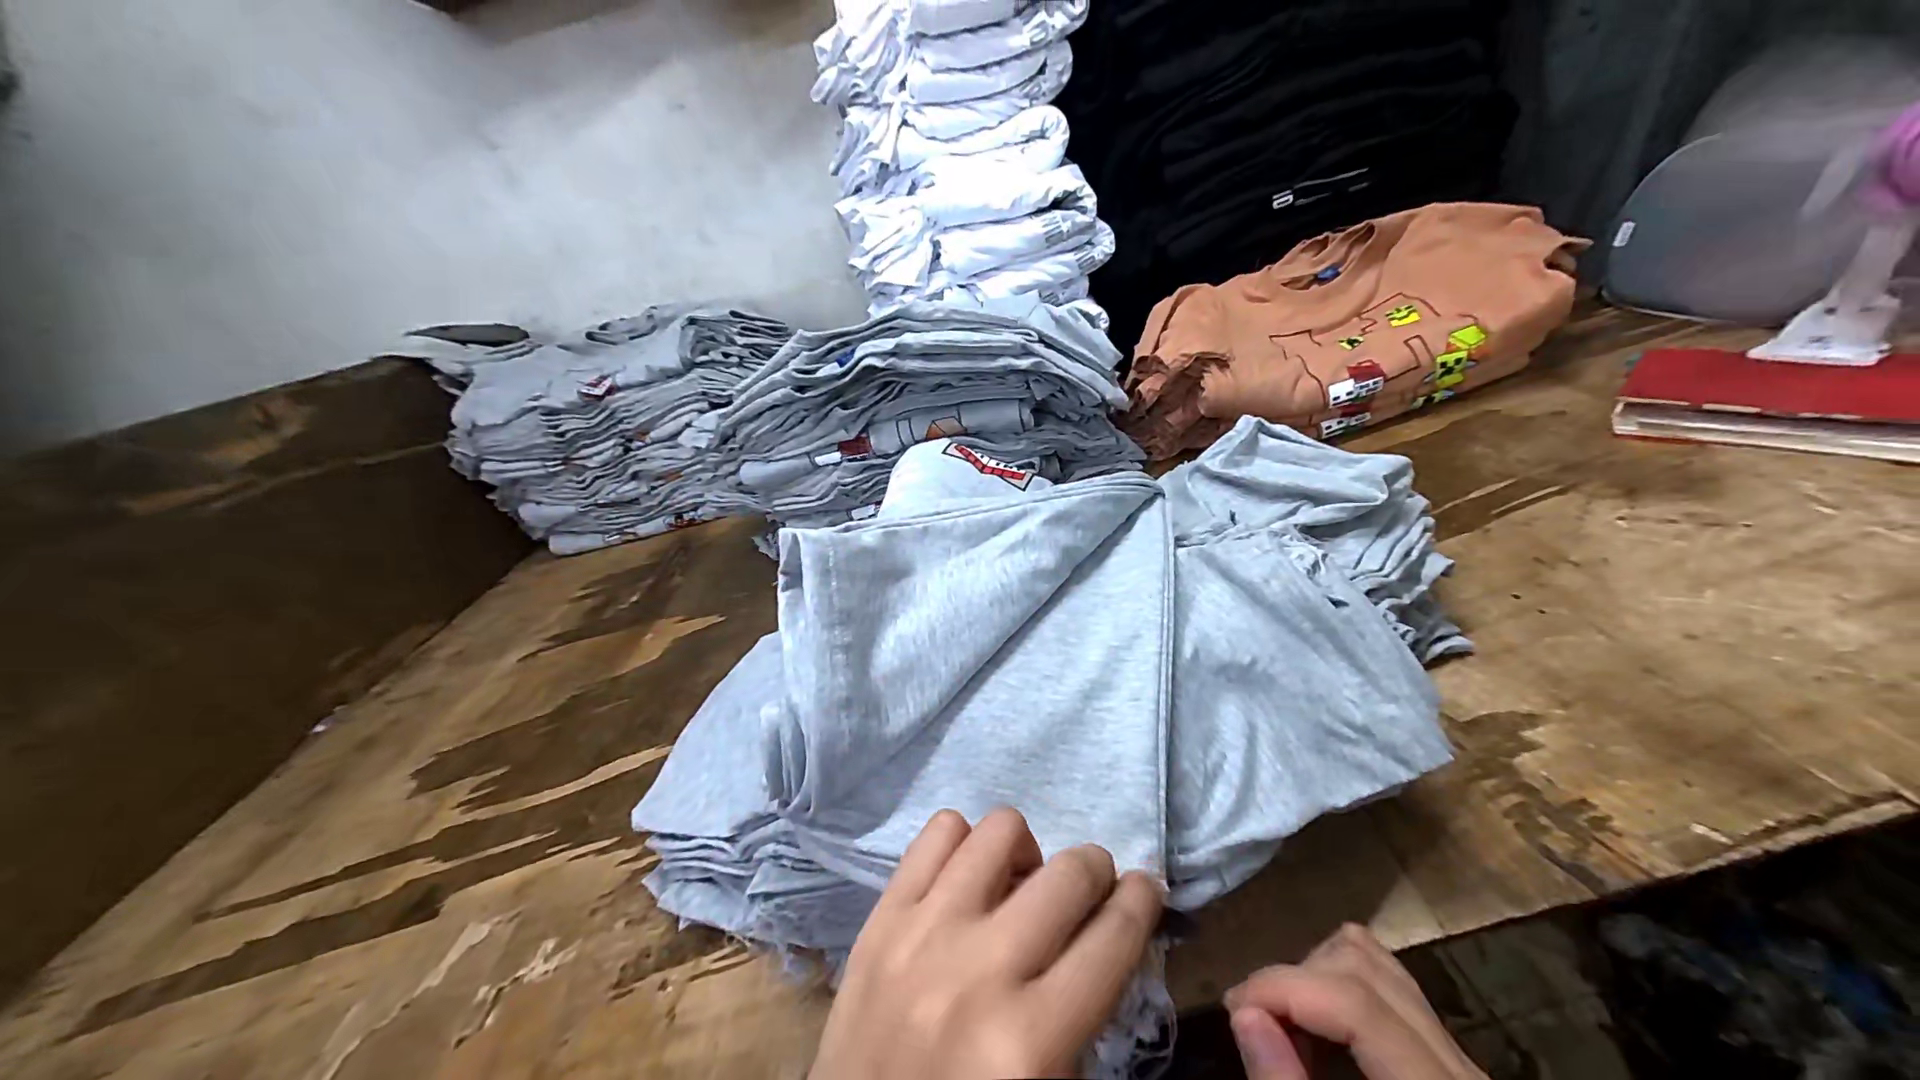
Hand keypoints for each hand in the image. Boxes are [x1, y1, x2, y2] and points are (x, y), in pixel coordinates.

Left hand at [809, 807, 1164, 1079]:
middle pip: (1068, 875)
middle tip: (1089, 889)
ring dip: (1028, 851)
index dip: (1141, 901)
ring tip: (1020, 883)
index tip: (1144, 888)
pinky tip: (969, 876)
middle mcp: (980, 972)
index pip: (1112, 939)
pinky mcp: (882, 914)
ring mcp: (923, 932)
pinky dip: (965, 842)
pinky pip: (938, 833)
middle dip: (1096, 871)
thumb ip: (1088, 1008)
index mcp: (1030, 1041)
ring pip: (1001, 831)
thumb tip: (1111, 926)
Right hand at [1225, 924, 1486, 1079]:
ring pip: (1374, 960)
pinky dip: (1335, 982)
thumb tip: (1243, 1010)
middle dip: (1292, 981)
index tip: (1233, 1009)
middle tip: (1252, 1023)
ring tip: (1284, 1024)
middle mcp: (1464, 1068)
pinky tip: (1314, 1025)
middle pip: (1362, 967)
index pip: (1357, 1002)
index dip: (1284, 987)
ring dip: (1312, 975)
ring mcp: (1459, 1057)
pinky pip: (1386, 980)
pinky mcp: (1446, 1056)